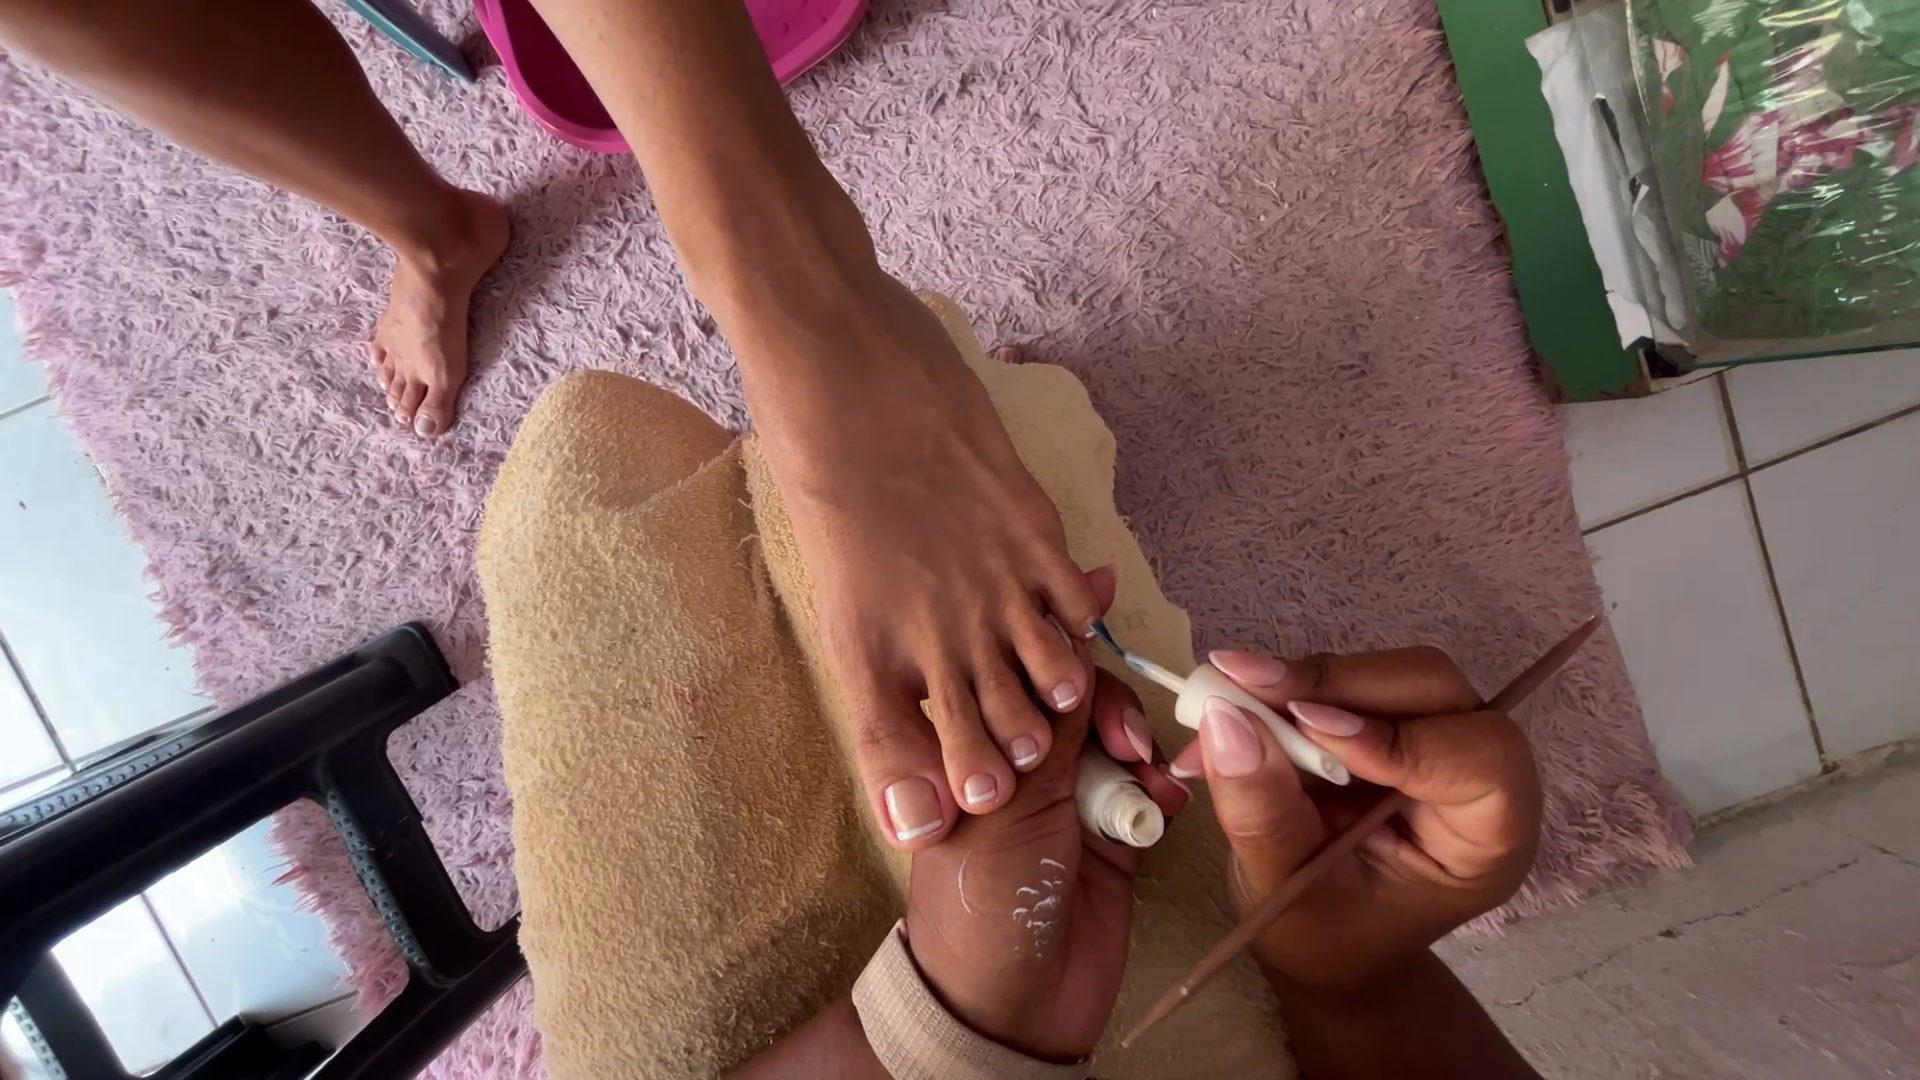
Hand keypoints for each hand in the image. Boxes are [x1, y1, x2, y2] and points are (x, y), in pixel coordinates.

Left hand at [745, 273, 1105, 849]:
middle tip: (1018, 772)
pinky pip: (1070, 600)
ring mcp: (984, 574)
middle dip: (1001, 758)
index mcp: (861, 637)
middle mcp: (927, 623)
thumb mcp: (820, 559)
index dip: (936, 786)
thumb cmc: (811, 456)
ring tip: (1054, 715)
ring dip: (1047, 703)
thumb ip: (865, 632)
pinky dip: (1078, 626)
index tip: (962, 806)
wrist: (831, 358)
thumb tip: (893, 681)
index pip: (908, 743)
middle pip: (985, 721)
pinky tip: (1077, 629)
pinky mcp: (1026, 521)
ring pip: (1038, 673)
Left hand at [906, 667, 1187, 1061]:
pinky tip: (1165, 802)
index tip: (1092, 666)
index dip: (1057, 664)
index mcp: (979, 747)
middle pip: (1076, 703)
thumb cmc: (988, 897)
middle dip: (1109, 713)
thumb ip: (1051, 731)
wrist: (1017, 1009)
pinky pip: (1144, 788)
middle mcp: (1024, 762)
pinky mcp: (1111, 830)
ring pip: (1115, 740)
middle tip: (1127, 744)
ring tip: (1150, 780)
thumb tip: (1071, 647)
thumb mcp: (1014, 806)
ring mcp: (1069, 795)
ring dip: (1140, 751)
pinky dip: (1159, 788)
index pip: (1019, 679)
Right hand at [1171, 647, 1541, 991]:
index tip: (1305, 725)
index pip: (1481, 757)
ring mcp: (1419, 738)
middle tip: (1242, 682)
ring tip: (1222, 694)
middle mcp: (1464, 773)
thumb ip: (1260, 813)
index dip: (1396, 734)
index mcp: (1483, 836)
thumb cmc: (1320, 936)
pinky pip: (1332, 680)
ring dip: (1296, 678)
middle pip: (1429, 687)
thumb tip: (1224, 720)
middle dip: (1331, 681)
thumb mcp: (1284, 892)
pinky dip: (1277, 685)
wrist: (1317, 936)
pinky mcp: (1371, 721)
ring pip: (1376, 672)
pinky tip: (1228, 704)